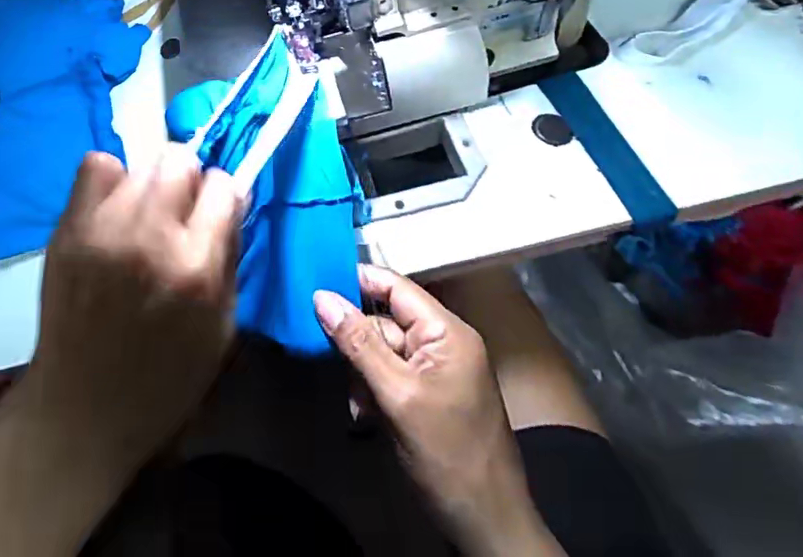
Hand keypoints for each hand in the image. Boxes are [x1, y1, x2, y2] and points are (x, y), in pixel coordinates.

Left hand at [24, 145, 243, 478]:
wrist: (81, 414)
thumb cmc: (167, 375)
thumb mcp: (224, 323)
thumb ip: (230, 252)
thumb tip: (233, 198)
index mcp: (196, 265)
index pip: (224, 185)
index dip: (223, 199)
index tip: (214, 216)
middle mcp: (151, 237)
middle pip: (181, 160)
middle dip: (189, 181)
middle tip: (180, 213)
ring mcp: (104, 230)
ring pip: (143, 161)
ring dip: (152, 182)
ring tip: (145, 215)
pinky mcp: (68, 230)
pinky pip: (96, 165)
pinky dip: (111, 179)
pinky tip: (114, 210)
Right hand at [314, 265, 563, 556]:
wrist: (485, 520)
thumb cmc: (446, 452)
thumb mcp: (397, 396)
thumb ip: (360, 344)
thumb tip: (323, 297)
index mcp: (446, 330)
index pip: (397, 287)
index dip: (358, 282)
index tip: (317, 287)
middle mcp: (444, 341)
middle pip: (386, 321)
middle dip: (359, 346)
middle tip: (337, 368)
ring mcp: (437, 369)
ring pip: (384, 352)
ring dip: (363, 375)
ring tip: (360, 408)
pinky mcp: (429, 394)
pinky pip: (392, 378)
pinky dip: (374, 393)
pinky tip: (367, 417)